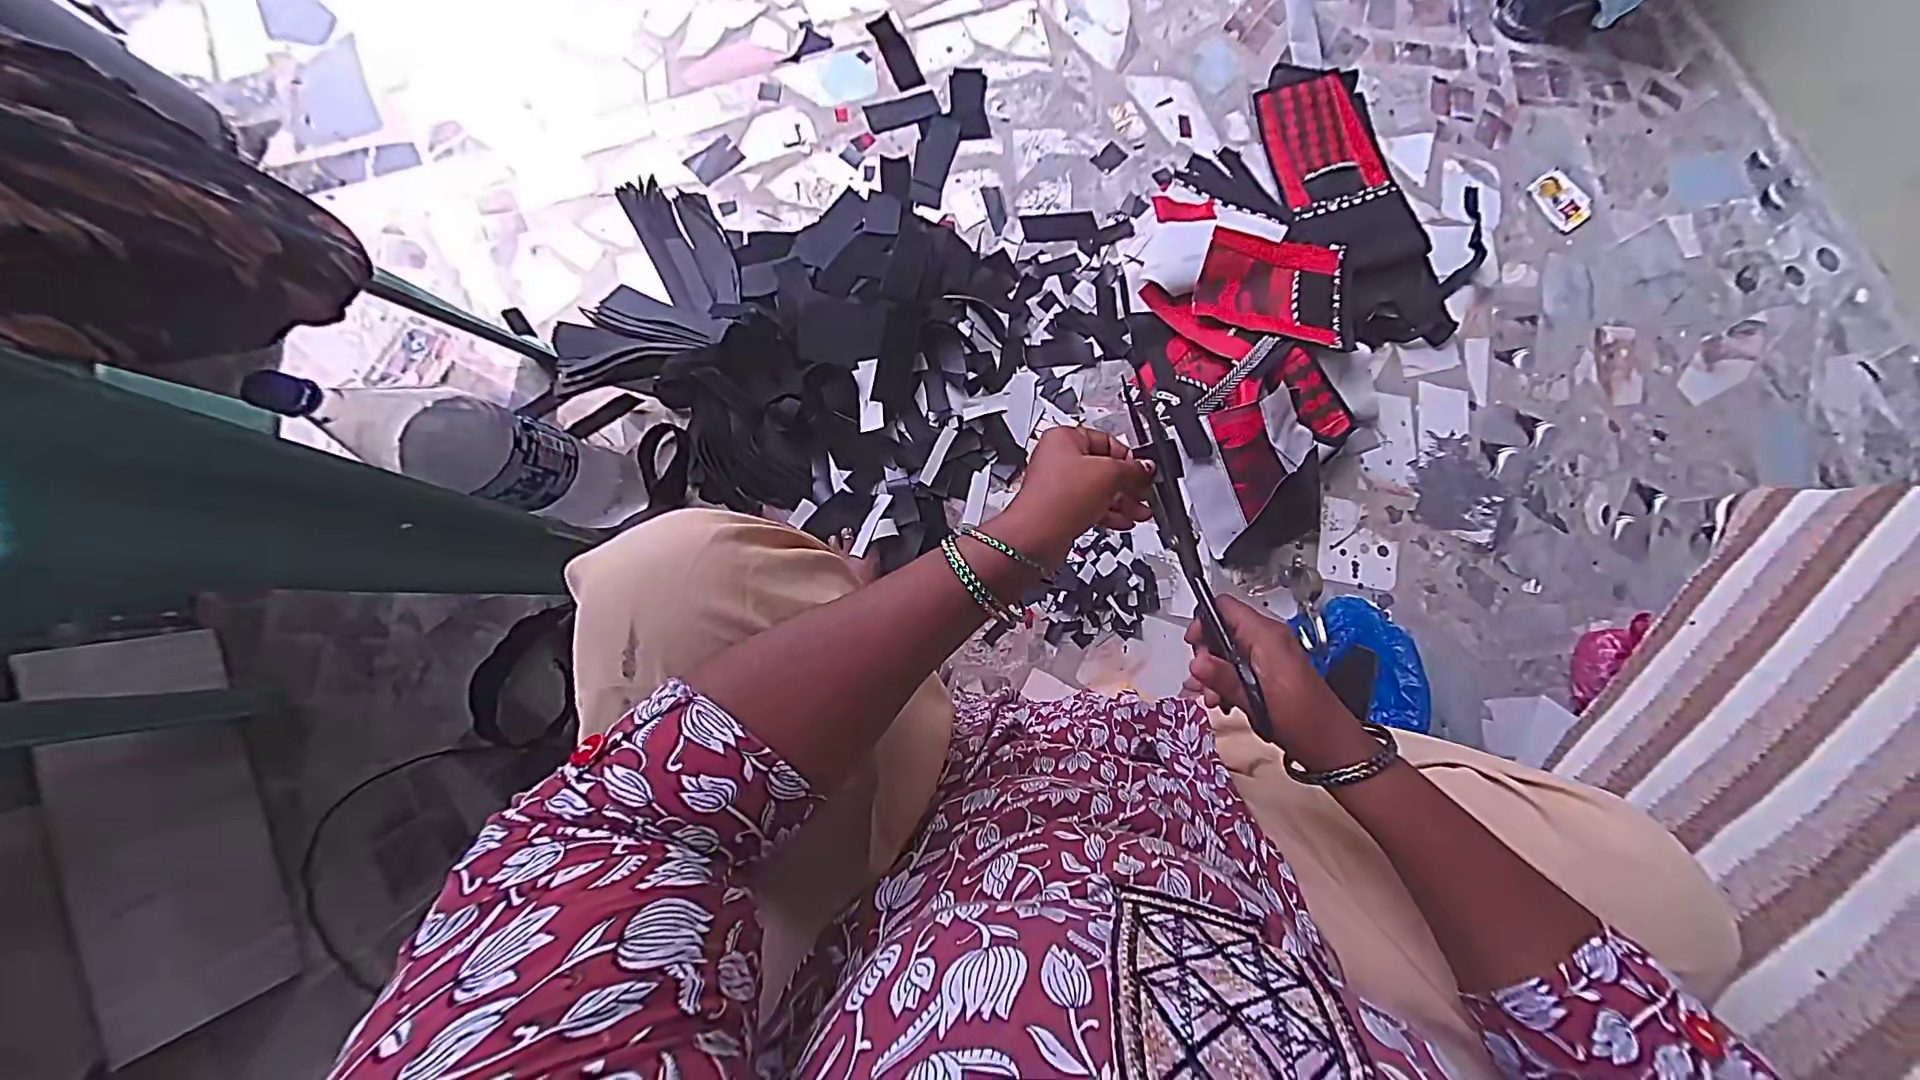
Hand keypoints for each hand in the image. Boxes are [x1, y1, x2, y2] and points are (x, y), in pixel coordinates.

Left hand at [990, 426, 1153, 564]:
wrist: (1035, 538)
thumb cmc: (1056, 500)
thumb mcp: (1108, 475)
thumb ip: (1133, 470)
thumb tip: (1145, 468)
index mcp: (1063, 438)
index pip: (1106, 440)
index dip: (1129, 457)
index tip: (1144, 471)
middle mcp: (1058, 460)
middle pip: (1104, 467)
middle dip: (1127, 484)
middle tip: (1143, 493)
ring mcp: (1058, 487)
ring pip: (1098, 490)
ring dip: (1122, 501)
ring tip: (1140, 511)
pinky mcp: (1060, 510)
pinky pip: (1089, 507)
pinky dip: (1108, 513)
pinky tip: (1123, 520)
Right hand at [1184, 596, 1376, 768]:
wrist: (1333, 747)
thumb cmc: (1307, 723)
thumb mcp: (1256, 701)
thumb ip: (1223, 678)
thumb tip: (1197, 663)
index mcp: (1267, 637)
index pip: (1224, 607)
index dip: (1202, 622)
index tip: (1193, 646)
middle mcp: (1270, 639)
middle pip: (1221, 629)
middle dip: (1205, 655)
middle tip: (1202, 679)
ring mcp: (1271, 653)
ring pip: (1227, 649)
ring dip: (1214, 672)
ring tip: (1213, 695)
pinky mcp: (1271, 668)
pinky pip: (1239, 663)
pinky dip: (1227, 679)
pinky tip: (1224, 699)